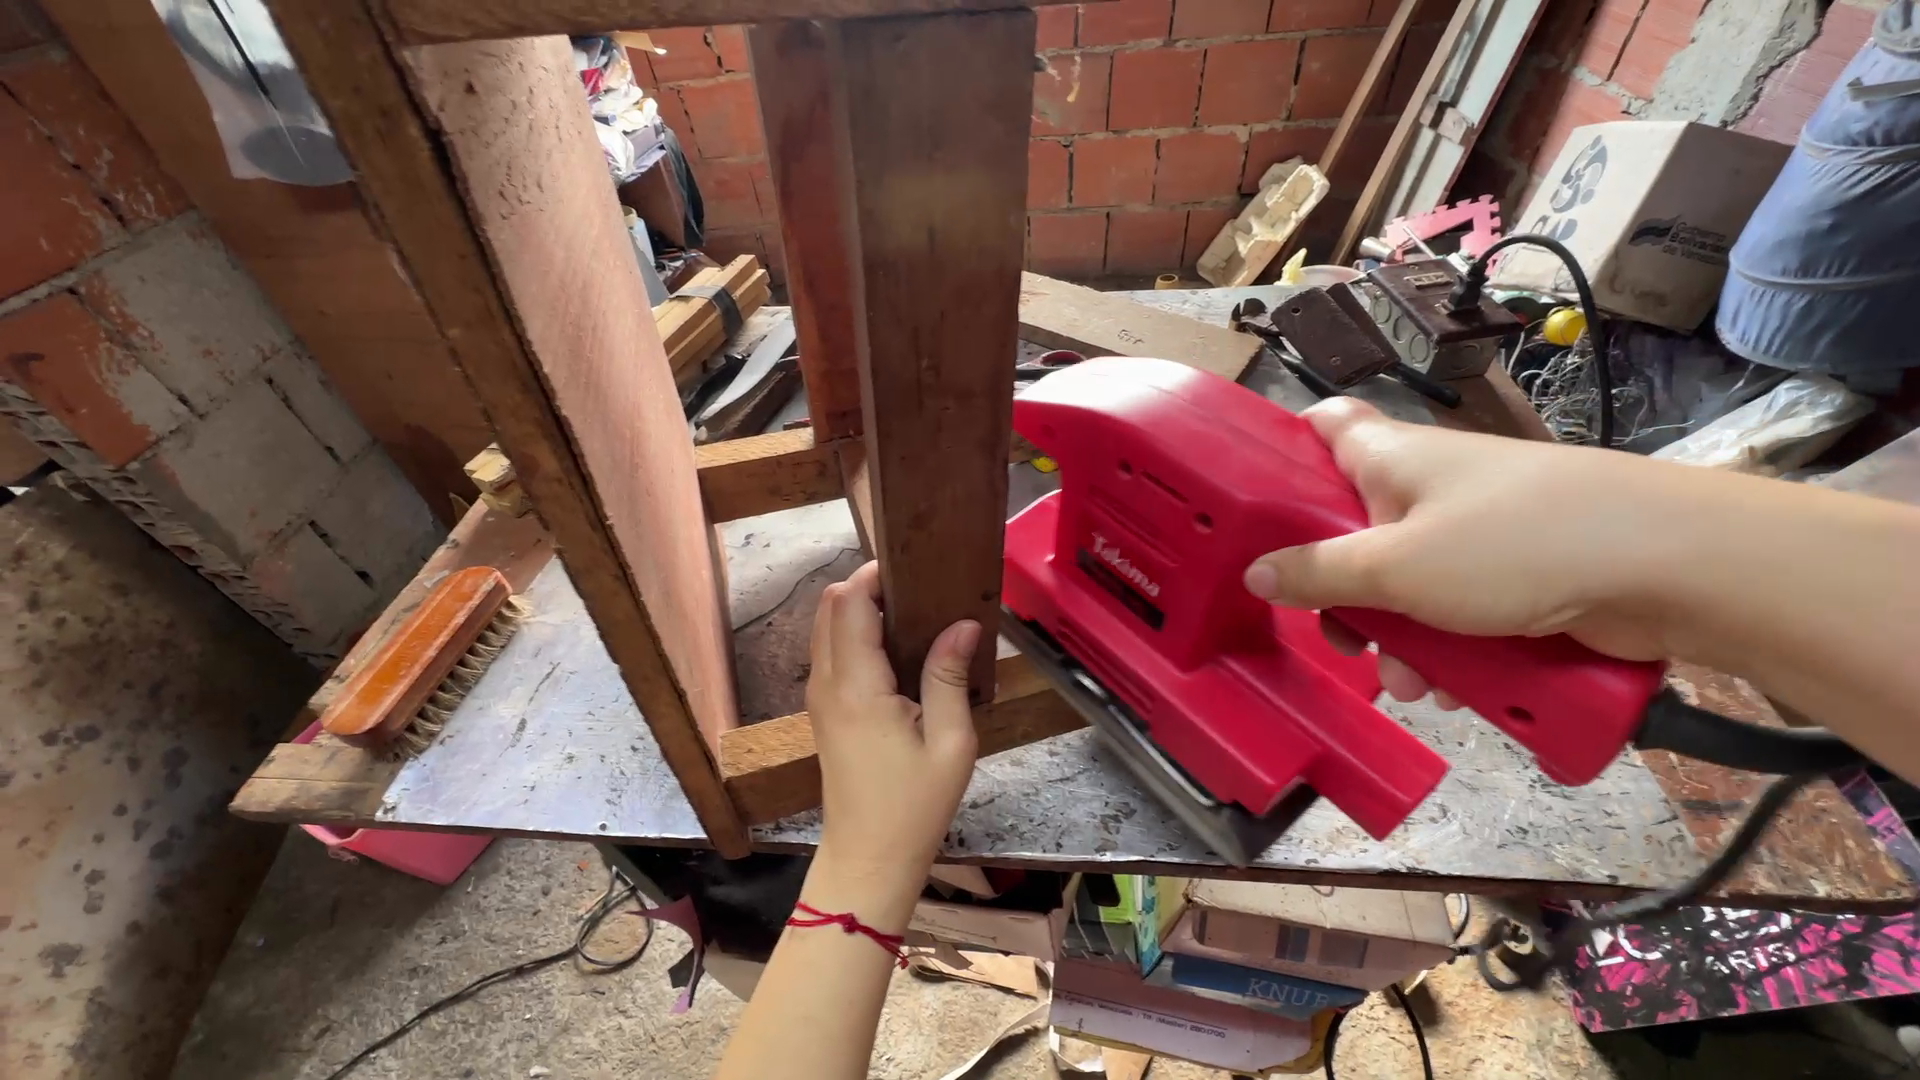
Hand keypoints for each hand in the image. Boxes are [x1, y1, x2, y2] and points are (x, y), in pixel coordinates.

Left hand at [804, 561, 979, 925]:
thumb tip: (963, 623)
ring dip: (859, 610)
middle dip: (867, 587)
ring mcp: (818, 697)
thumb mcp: (950, 743)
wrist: (867, 859)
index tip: (914, 569)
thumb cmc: (914, 805)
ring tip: (911, 616)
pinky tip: (895, 649)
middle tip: (918, 592)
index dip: (874, 575)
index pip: (850, 604)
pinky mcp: (822, 710)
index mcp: (858, 686)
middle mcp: (827, 682)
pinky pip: (829, 652)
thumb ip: (949, 677)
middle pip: (830, 607)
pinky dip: (853, 634)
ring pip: (825, 627)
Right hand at [1243, 398, 1685, 702]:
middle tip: (1335, 632)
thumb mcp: (1395, 567)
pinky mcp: (1513, 567)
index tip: (1258, 498)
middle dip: (1336, 586)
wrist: (1678, 566)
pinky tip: (1450, 686)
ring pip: (1402, 576)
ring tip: (1405, 681)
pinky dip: (1442, 641)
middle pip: (1351, 524)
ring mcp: (1472, 526)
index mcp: (1389, 458)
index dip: (1286, 448)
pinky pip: (1452, 603)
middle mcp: (1425, 483)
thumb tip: (1252, 576)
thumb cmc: (1513, 545)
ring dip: (1392, 632)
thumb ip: (1318, 574)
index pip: (1324, 425)